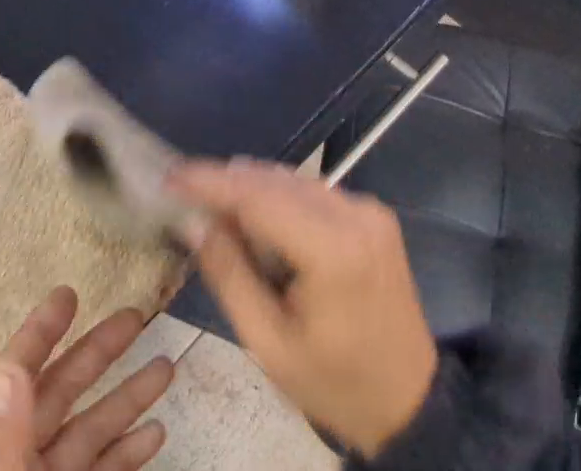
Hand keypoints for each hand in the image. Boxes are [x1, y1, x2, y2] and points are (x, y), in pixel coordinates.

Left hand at [0, 287, 173, 470]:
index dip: (42, 330)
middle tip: (135, 316)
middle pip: (63, 391)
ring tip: (165, 366)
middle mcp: (18, 450)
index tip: (68, 292)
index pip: (18, 371)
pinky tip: (155, 431)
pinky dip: (127, 451)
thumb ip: (1, 434)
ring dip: (128, 398)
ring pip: (90, 430)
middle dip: (100, 352)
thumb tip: (10, 370)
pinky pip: (101, 470)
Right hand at [170, 158, 437, 456]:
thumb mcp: (268, 343)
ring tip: (207, 202)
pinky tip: (251, 213)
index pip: (257, 198)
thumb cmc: (335, 384)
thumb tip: (192, 222)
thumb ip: (229, 274)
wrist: (412, 403)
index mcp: (333, 252)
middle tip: (178, 189)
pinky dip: (277, 196)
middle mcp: (356, 217)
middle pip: (274, 181)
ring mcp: (370, 213)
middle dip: (223, 181)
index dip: (208, 182)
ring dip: (249, 186)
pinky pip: (312, 192)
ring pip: (292, 180)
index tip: (168, 177)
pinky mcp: (374, 217)